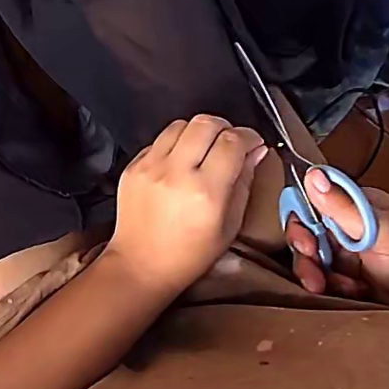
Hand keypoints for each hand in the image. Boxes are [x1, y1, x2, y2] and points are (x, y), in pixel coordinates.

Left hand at [106, 116, 266, 295]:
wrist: (141, 265)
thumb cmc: (188, 254)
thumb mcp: (229, 226)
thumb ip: (244, 183)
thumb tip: (255, 152)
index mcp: (206, 192)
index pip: (232, 142)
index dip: (248, 136)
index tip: (252, 142)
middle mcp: (176, 174)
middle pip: (206, 123)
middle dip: (224, 128)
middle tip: (229, 143)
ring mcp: (151, 168)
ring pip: (181, 124)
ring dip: (198, 132)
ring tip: (204, 151)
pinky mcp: (134, 167)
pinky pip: (160, 139)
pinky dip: (176, 145)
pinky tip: (181, 164)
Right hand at [287, 170, 388, 311]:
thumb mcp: (380, 231)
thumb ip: (342, 206)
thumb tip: (313, 174)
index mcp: (359, 204)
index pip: (314, 202)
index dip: (302, 222)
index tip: (307, 243)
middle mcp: (352, 225)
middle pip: (308, 234)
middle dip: (307, 256)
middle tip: (316, 276)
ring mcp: (352, 254)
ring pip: (314, 261)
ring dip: (317, 276)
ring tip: (331, 288)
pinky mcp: (352, 279)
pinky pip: (326, 281)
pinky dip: (331, 289)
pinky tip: (351, 294)